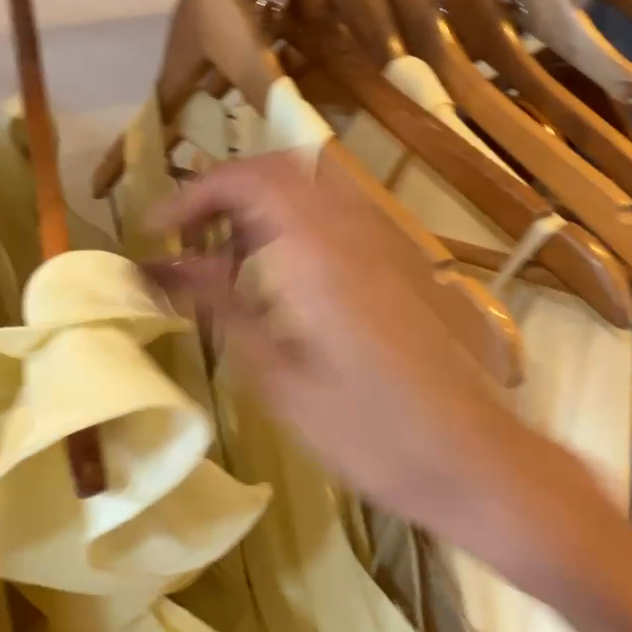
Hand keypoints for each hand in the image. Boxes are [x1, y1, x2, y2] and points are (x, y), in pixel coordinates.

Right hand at [144, 156, 616, 588]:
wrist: (475, 462)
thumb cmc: (372, 436)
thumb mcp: (280, 380)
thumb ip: (223, 309)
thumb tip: (168, 268)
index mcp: (320, 255)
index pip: (250, 178)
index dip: (194, 193)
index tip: (156, 233)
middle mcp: (356, 232)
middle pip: (281, 170)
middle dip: (224, 193)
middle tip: (190, 243)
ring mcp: (386, 244)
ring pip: (311, 189)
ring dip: (260, 207)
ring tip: (227, 263)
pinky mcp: (402, 266)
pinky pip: (337, 217)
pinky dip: (294, 225)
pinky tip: (280, 282)